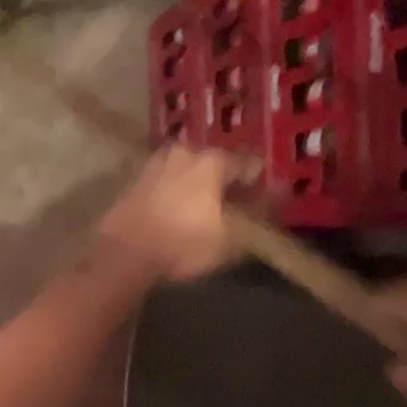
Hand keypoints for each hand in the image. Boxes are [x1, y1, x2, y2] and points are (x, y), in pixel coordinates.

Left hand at [98, 145, 259, 281]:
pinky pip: (169, 182)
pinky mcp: (136, 180)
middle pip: (217, 164)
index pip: (250, 162)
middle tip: (236, 211)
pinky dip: (178, 193)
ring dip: (201, 188)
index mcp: (212, 159)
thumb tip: (282, 192)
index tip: (265, 203)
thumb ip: (262, 211)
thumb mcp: (233, 236)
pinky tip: (179, 215)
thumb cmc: (184, 244)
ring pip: (190, 171)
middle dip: (229, 184)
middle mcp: (184, 152)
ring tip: (207, 215)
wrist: (123, 254)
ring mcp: (156, 163)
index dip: (260, 183)